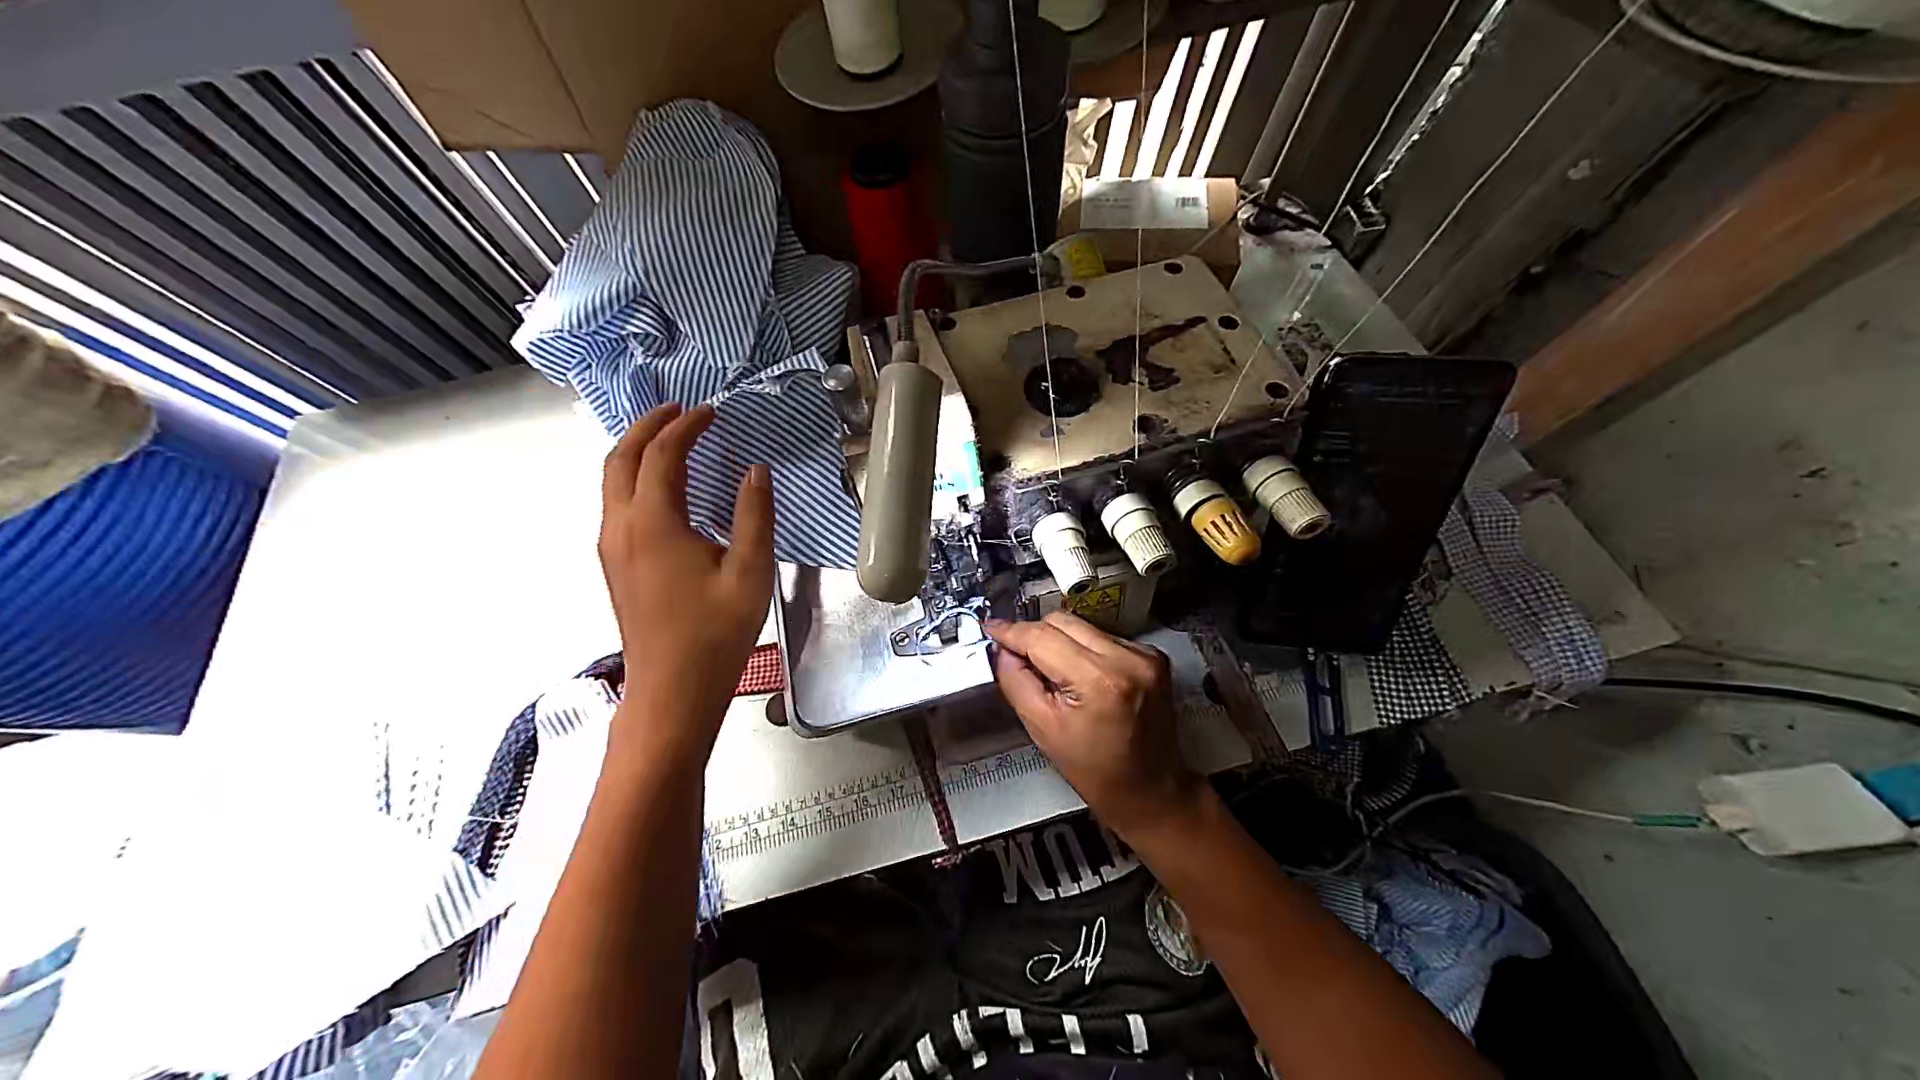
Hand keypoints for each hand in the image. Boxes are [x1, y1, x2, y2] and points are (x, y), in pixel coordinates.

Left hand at [599, 403, 774, 759]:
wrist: (672, 691)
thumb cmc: (714, 634)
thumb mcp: (750, 572)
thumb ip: (754, 516)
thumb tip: (755, 472)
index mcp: (653, 524)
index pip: (662, 455)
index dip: (686, 427)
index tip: (711, 412)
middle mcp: (621, 528)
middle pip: (621, 458)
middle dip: (648, 426)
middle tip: (680, 411)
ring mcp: (611, 548)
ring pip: (612, 480)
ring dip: (638, 450)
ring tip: (671, 438)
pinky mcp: (615, 565)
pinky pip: (617, 503)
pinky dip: (635, 477)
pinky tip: (664, 487)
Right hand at [985, 612, 1203, 838]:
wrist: (1150, 791)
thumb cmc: (1098, 771)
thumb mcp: (1042, 729)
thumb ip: (1016, 681)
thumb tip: (1003, 649)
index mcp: (1100, 680)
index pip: (1042, 637)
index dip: (1011, 632)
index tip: (991, 628)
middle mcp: (1128, 659)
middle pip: (1062, 622)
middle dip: (1034, 636)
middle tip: (1018, 659)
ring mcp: (1144, 655)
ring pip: (1081, 626)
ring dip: (1060, 642)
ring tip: (1056, 677)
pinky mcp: (1152, 656)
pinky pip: (1102, 637)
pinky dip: (1084, 650)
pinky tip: (1082, 678)